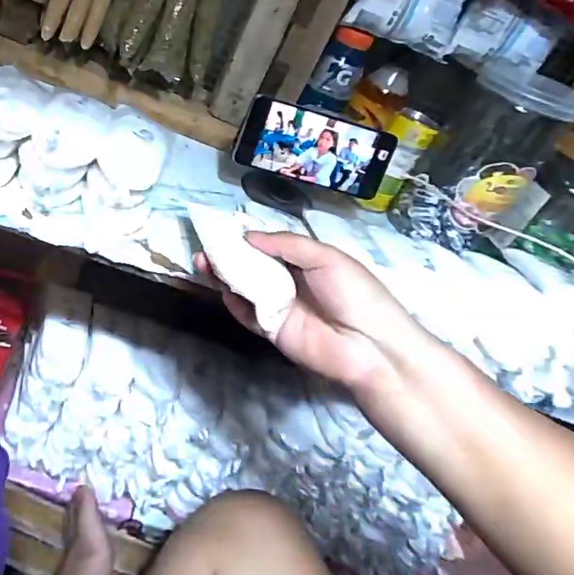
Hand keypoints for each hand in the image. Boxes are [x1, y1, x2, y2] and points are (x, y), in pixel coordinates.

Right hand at [197, 232, 417, 392]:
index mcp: (306, 260)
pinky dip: (233, 304)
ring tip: (203, 263)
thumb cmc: (354, 293)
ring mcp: (280, 307)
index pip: (270, 245)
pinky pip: (248, 315)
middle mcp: (290, 281)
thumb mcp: (325, 257)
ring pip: (246, 288)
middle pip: (253, 266)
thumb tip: (248, 236)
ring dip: (224, 276)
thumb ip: (287, 244)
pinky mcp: (273, 331)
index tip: (223, 227)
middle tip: (205, 246)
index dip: (248, 237)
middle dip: (228, 255)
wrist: (370, 346)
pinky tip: (221, 290)